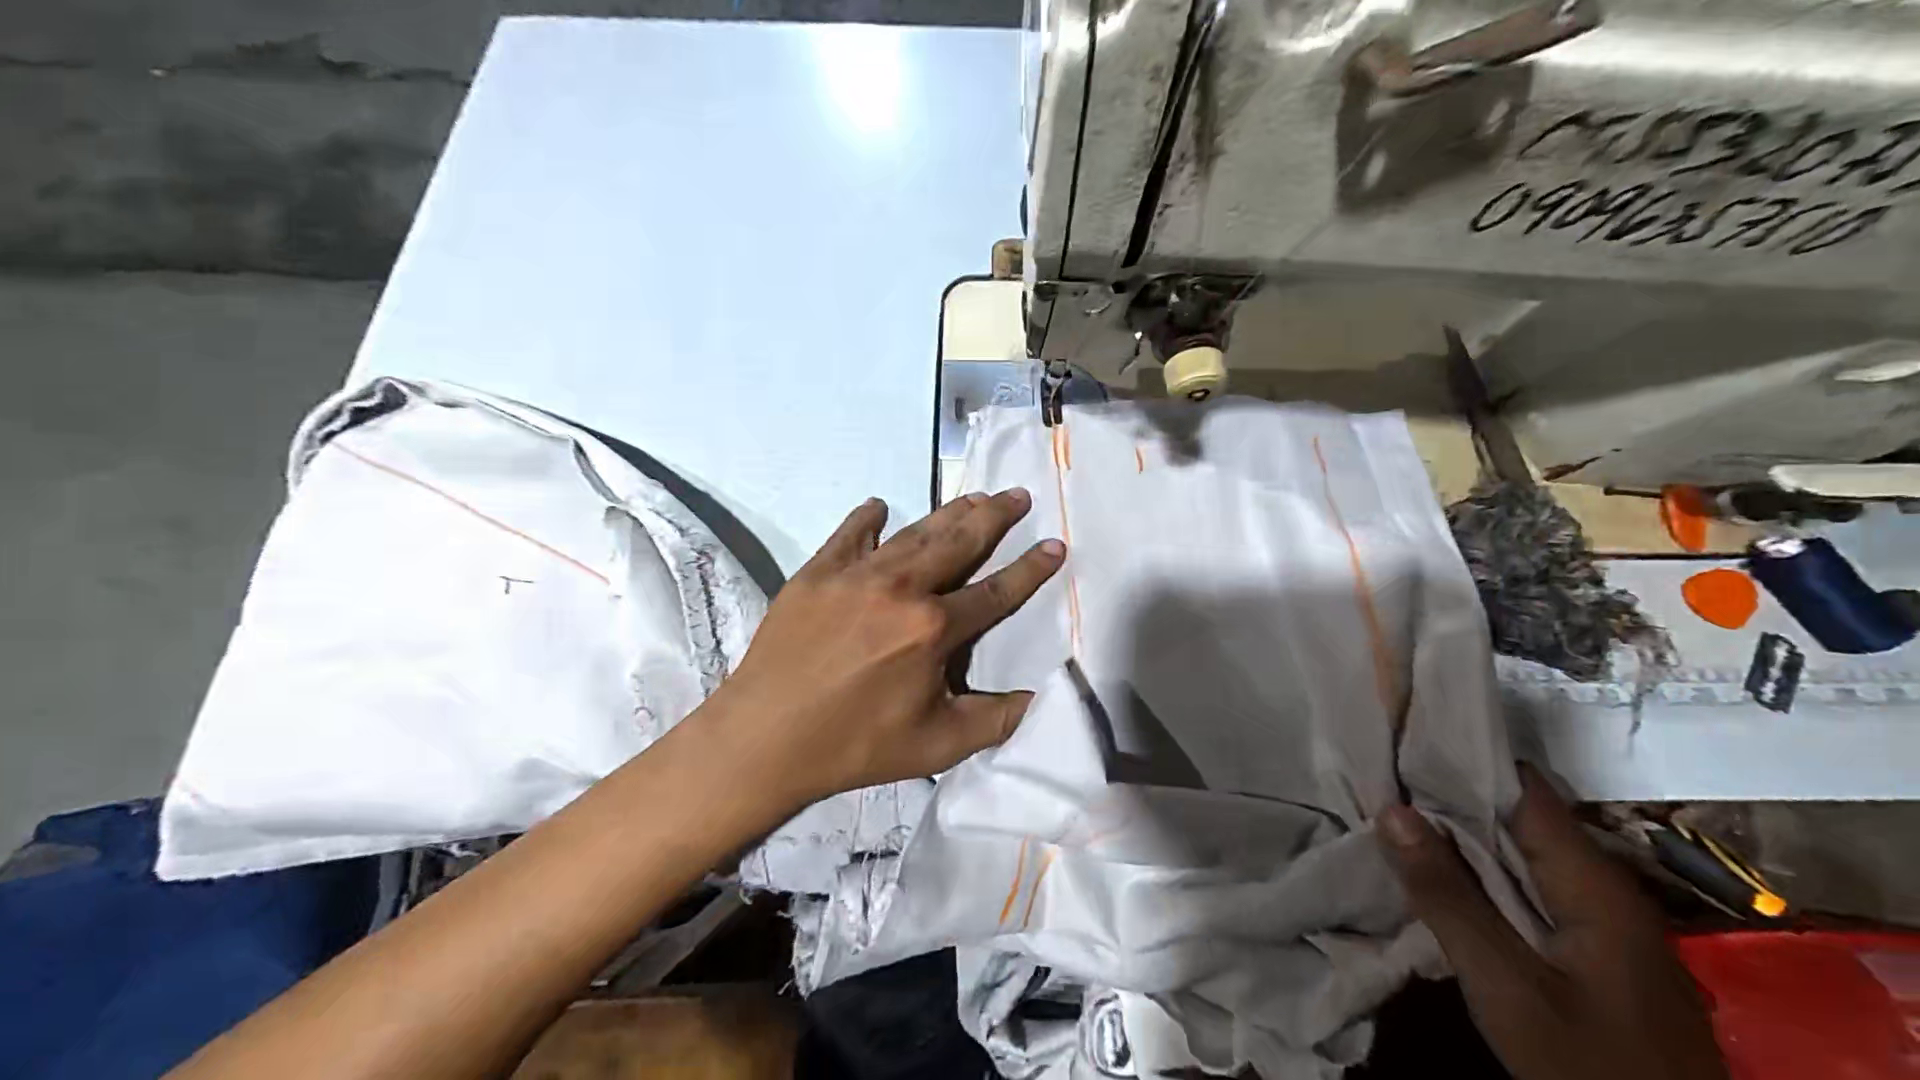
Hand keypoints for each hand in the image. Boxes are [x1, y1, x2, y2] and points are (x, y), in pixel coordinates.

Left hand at [700, 489, 1064, 807]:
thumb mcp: (938, 744)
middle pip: (959, 542)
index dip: (1030, 569)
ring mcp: (855, 574)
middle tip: (1017, 494)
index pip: (995, 592)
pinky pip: (849, 534)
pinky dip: (867, 518)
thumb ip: (997, 720)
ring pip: (913, 532)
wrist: (765, 737)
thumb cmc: (856, 745)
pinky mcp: (817, 572)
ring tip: (974, 496)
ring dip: (948, 512)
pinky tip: (879, 506)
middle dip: (994, 517)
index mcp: (933, 629)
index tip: (1055, 544)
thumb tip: (1042, 699)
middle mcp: (900, 588)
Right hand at [1378, 767, 1727, 1079]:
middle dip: (1451, 794)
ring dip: (1460, 833)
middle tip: (1381, 772)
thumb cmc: (1590, 1065)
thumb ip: (1448, 896)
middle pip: (1520, 818)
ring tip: (1392, 809)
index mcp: (1595, 885)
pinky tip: (1435, 868)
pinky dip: (1478, 868)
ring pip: (1520, 852)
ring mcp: (1600, 920)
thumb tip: (1391, 809)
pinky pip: (1525, 885)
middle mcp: (1603, 888)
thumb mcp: (1506, 986)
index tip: (1402, 737)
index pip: (1525, 790)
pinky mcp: (1589, 948)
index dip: (1465, 758)